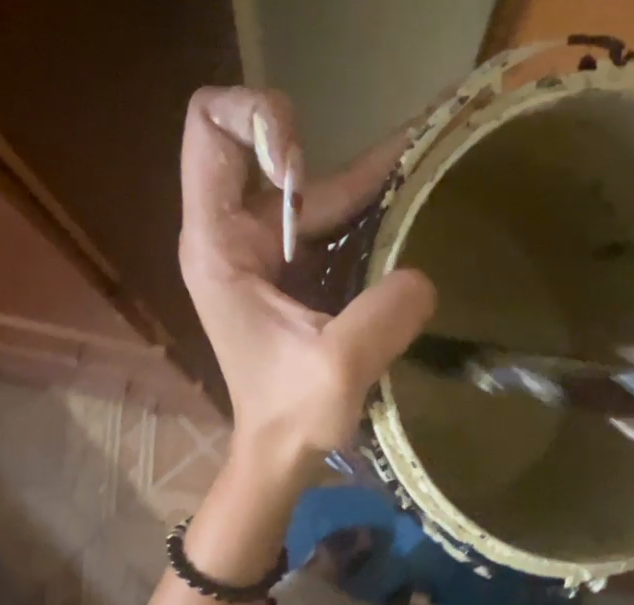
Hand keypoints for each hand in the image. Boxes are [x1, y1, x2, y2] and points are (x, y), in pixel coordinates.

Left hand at [178, 87, 436, 472]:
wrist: (281, 456)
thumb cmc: (292, 418)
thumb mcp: (339, 369)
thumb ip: (382, 316)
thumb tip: (423, 278)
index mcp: (217, 244)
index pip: (209, 127)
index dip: (257, 119)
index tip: (304, 168)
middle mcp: (231, 234)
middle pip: (260, 142)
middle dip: (323, 146)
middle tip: (394, 164)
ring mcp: (261, 249)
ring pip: (306, 182)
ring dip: (359, 174)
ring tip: (424, 155)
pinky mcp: (289, 269)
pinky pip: (326, 217)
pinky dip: (366, 205)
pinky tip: (411, 196)